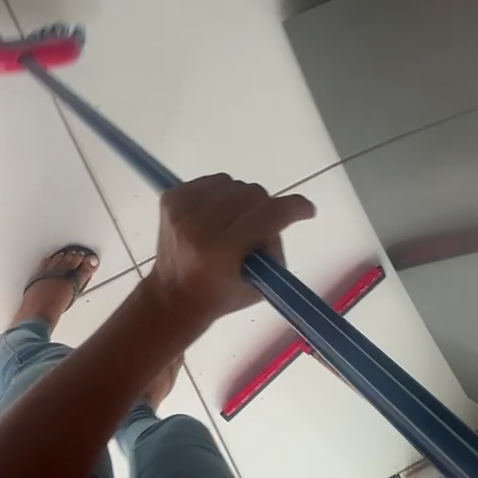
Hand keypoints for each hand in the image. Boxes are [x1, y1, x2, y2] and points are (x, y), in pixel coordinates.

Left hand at [145, 174, 316, 329]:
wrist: (172, 295)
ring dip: (241, 201)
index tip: (307, 210)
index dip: (294, 208)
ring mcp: (181, 209)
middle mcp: (198, 224)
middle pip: (252, 194)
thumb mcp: (259, 284)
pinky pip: (212, 182)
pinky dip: (221, 195)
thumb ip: (274, 248)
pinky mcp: (171, 198)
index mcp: (220, 249)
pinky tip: (217, 216)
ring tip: (236, 224)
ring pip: (233, 184)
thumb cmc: (219, 295)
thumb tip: (280, 216)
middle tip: (259, 229)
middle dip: (265, 209)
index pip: (268, 214)